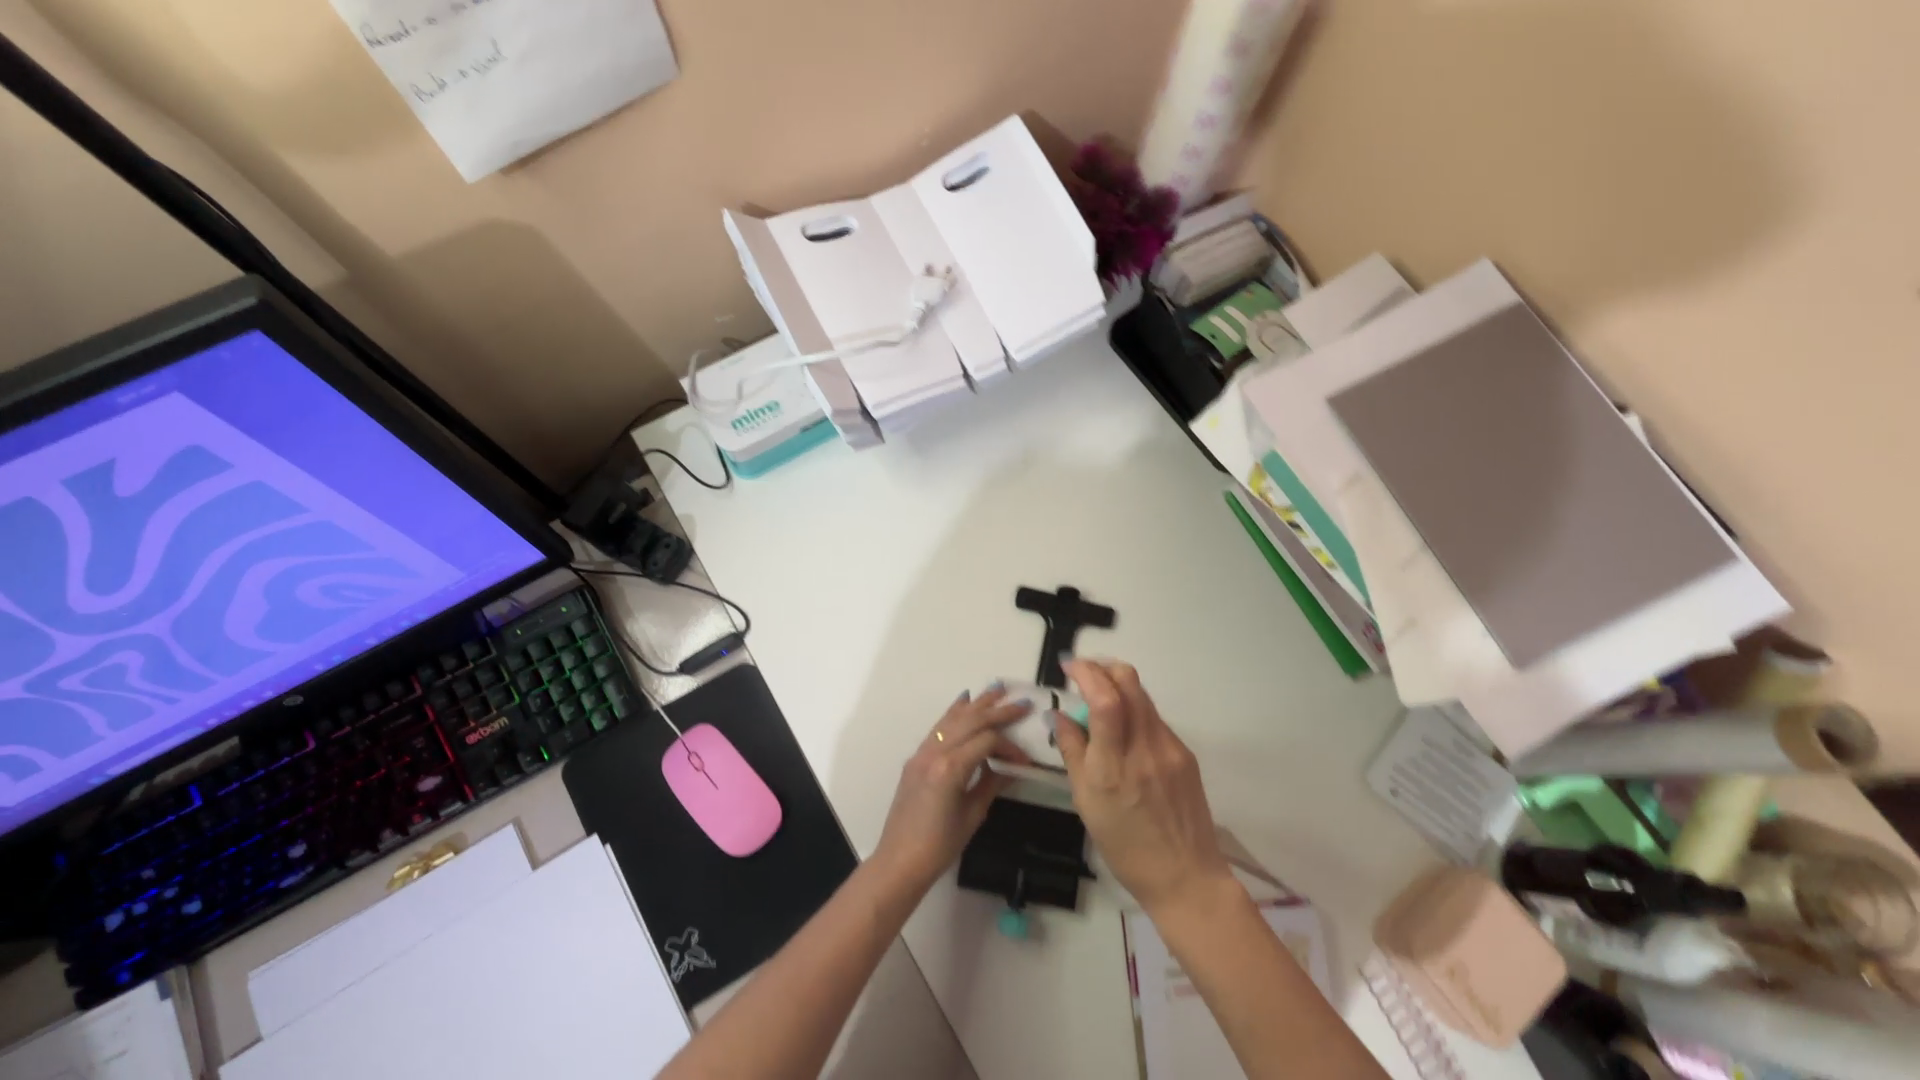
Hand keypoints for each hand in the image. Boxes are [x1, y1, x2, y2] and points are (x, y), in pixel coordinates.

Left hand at [872, 685, 1032, 889]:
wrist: (899, 860)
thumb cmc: (940, 846)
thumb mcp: (972, 815)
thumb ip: (991, 784)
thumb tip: (1012, 768)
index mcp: (950, 768)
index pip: (987, 741)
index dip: (1009, 746)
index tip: (1025, 759)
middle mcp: (934, 752)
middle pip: (970, 721)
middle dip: (997, 710)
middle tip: (1022, 702)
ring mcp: (921, 753)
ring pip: (952, 719)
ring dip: (975, 704)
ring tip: (996, 689)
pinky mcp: (915, 759)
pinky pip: (937, 728)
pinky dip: (953, 714)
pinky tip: (964, 703)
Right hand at [1052, 659, 1234, 918]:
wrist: (1185, 876)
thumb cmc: (1125, 848)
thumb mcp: (1086, 803)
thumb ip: (1073, 753)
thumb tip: (1060, 715)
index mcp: (1113, 768)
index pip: (1104, 701)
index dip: (1086, 673)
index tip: (1068, 667)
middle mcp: (1144, 750)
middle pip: (1129, 683)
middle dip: (1103, 667)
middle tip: (1082, 672)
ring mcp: (1169, 749)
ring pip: (1142, 696)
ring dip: (1118, 686)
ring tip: (1097, 698)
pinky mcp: (1184, 754)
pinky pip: (1154, 719)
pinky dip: (1134, 712)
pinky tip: (1123, 731)